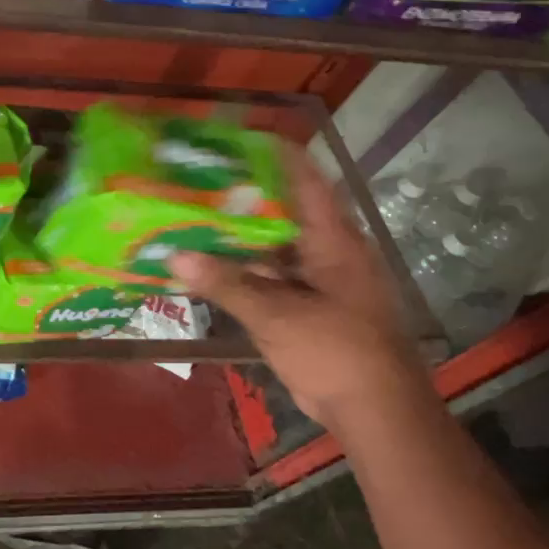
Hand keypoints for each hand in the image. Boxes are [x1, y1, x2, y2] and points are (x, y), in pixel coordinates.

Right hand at [169, 145, 430, 428]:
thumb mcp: (275, 315)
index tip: (238, 141)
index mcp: (334, 242)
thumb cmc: (334, 350)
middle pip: (285, 216)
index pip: (307, 183)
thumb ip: (226, 284)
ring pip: (276, 252)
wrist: (373, 408)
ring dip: (240, 242)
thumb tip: (174, 257)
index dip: (278, 158)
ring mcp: (322, 284)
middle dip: (244, 201)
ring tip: (195, 223)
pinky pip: (274, 282)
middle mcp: (330, 255)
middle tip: (200, 185)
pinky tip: (211, 273)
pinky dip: (245, 276)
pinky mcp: (311, 311)